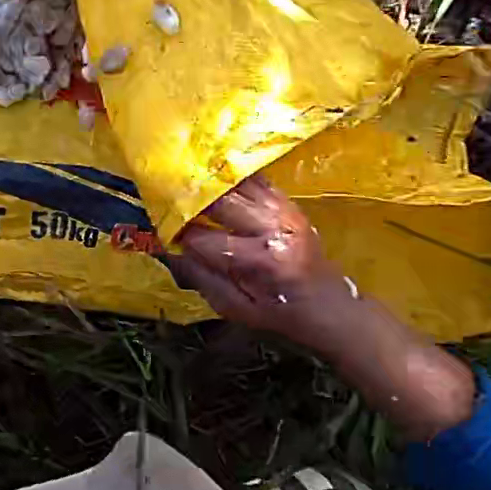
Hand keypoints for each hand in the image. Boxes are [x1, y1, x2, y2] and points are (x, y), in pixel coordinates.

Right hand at [163, 174, 352, 336]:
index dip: (177, 234)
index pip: (203, 238)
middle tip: (164, 197)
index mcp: (261, 260)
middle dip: (188, 198)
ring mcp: (283, 209)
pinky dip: (228, 177)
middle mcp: (273, 227)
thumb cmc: (280, 312)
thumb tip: (169, 248)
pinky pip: (252, 178)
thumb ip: (201, 276)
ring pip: (235, 182)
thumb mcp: (236, 308)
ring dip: (206, 182)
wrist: (330, 304)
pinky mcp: (286, 200)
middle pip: (219, 200)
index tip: (160, 232)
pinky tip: (210, 178)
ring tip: (183, 183)